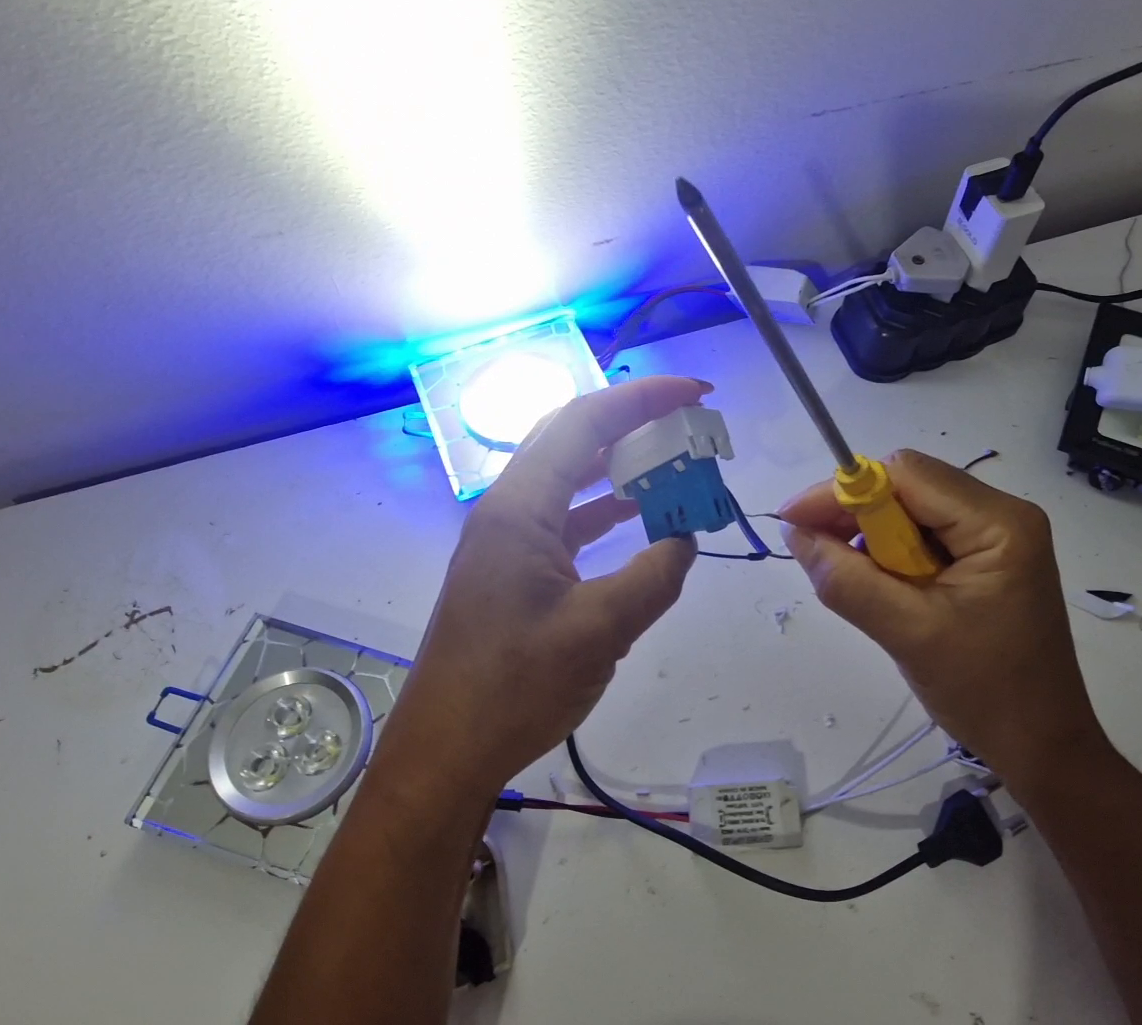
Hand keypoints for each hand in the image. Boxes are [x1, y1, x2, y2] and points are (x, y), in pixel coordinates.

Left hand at [388, 377, 706, 795]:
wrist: (446, 751)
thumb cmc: (514, 688)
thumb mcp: (599, 632)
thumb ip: (654, 578)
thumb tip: (685, 539)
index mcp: (519, 509)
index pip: (584, 423)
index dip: (642, 397)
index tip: (696, 391)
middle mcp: (506, 511)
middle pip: (569, 439)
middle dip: (630, 420)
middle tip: (686, 422)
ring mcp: (504, 542)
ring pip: (565, 478)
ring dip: (616, 464)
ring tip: (671, 461)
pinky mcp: (509, 571)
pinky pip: (561, 519)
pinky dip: (601, 509)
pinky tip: (635, 517)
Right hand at [778, 449, 1103, 771]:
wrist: (1043, 746)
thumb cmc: (985, 692)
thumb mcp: (909, 634)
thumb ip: (847, 581)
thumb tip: (795, 535)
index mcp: (999, 524)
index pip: (906, 475)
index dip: (843, 491)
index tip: (793, 521)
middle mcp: (1003, 515)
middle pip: (909, 486)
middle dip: (855, 514)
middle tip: (813, 551)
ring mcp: (999, 536)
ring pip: (913, 510)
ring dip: (872, 537)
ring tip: (850, 579)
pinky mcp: (989, 559)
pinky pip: (926, 536)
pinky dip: (892, 554)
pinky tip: (880, 586)